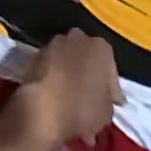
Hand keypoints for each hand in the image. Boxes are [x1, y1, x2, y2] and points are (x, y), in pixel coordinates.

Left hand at [18, 30, 122, 146]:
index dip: (112, 89)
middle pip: (88, 61)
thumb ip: (108, 100)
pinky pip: (53, 69)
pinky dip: (57, 82)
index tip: (112, 104)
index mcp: (100, 47)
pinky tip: (58, 103)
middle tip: (93, 105)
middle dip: (90, 81)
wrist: (43, 105)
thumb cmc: (83, 106)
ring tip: (74, 110)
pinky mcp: (37, 54)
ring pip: (69, 64)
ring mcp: (54, 43)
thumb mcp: (107, 112)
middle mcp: (78, 37)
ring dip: (72, 81)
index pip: (111, 69)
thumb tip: (105, 98)